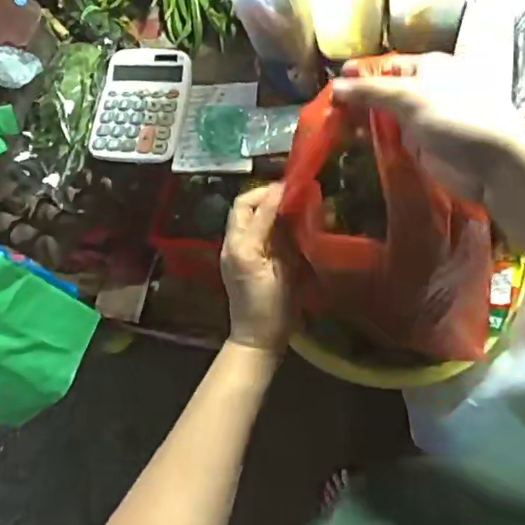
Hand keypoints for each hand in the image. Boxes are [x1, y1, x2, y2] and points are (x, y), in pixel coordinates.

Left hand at [221, 184, 292, 353]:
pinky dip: (260, 219)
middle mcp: (231, 244)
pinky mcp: (236, 257)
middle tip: (288, 193)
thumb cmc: (274, 309)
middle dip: (263, 194)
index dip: (274, 194)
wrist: (255, 339)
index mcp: (242, 247)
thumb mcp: (284, 273)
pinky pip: (245, 228)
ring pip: (241, 215)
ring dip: (261, 205)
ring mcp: (230, 250)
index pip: (256, 209)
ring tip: (286, 204)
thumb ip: (284, 238)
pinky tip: (279, 223)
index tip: (293, 185)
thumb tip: (290, 208)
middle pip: (242, 206)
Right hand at [331, 53, 524, 205]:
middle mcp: (426, 90)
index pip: (388, 65)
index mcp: (429, 67)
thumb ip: (371, 91)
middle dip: (357, 97)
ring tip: (333, 123)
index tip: (335, 80)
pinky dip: (372, 138)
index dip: (361, 72)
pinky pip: (390, 137)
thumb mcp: (411, 97)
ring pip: (384, 115)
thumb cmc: (457, 117)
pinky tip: (352, 140)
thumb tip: (336, 86)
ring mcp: (423, 119)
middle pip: (383, 90)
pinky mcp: (420, 146)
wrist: (494, 164)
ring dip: (361, 118)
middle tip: (328, 106)